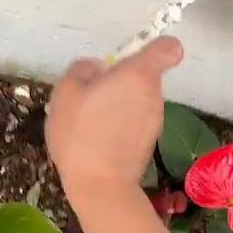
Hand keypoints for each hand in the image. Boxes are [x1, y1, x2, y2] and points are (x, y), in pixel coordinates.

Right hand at [45, 37, 183, 202]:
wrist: (99, 185)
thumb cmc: (80, 134)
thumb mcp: (65, 94)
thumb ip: (81, 71)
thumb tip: (95, 68)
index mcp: (137, 74)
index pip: (167, 48)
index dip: (155, 48)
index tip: (133, 58)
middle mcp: (153, 94)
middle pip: (142, 77)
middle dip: (120, 82)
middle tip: (91, 99)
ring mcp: (155, 120)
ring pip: (137, 101)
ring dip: (119, 106)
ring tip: (90, 124)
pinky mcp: (149, 142)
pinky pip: (135, 123)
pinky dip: (121, 126)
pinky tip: (98, 141)